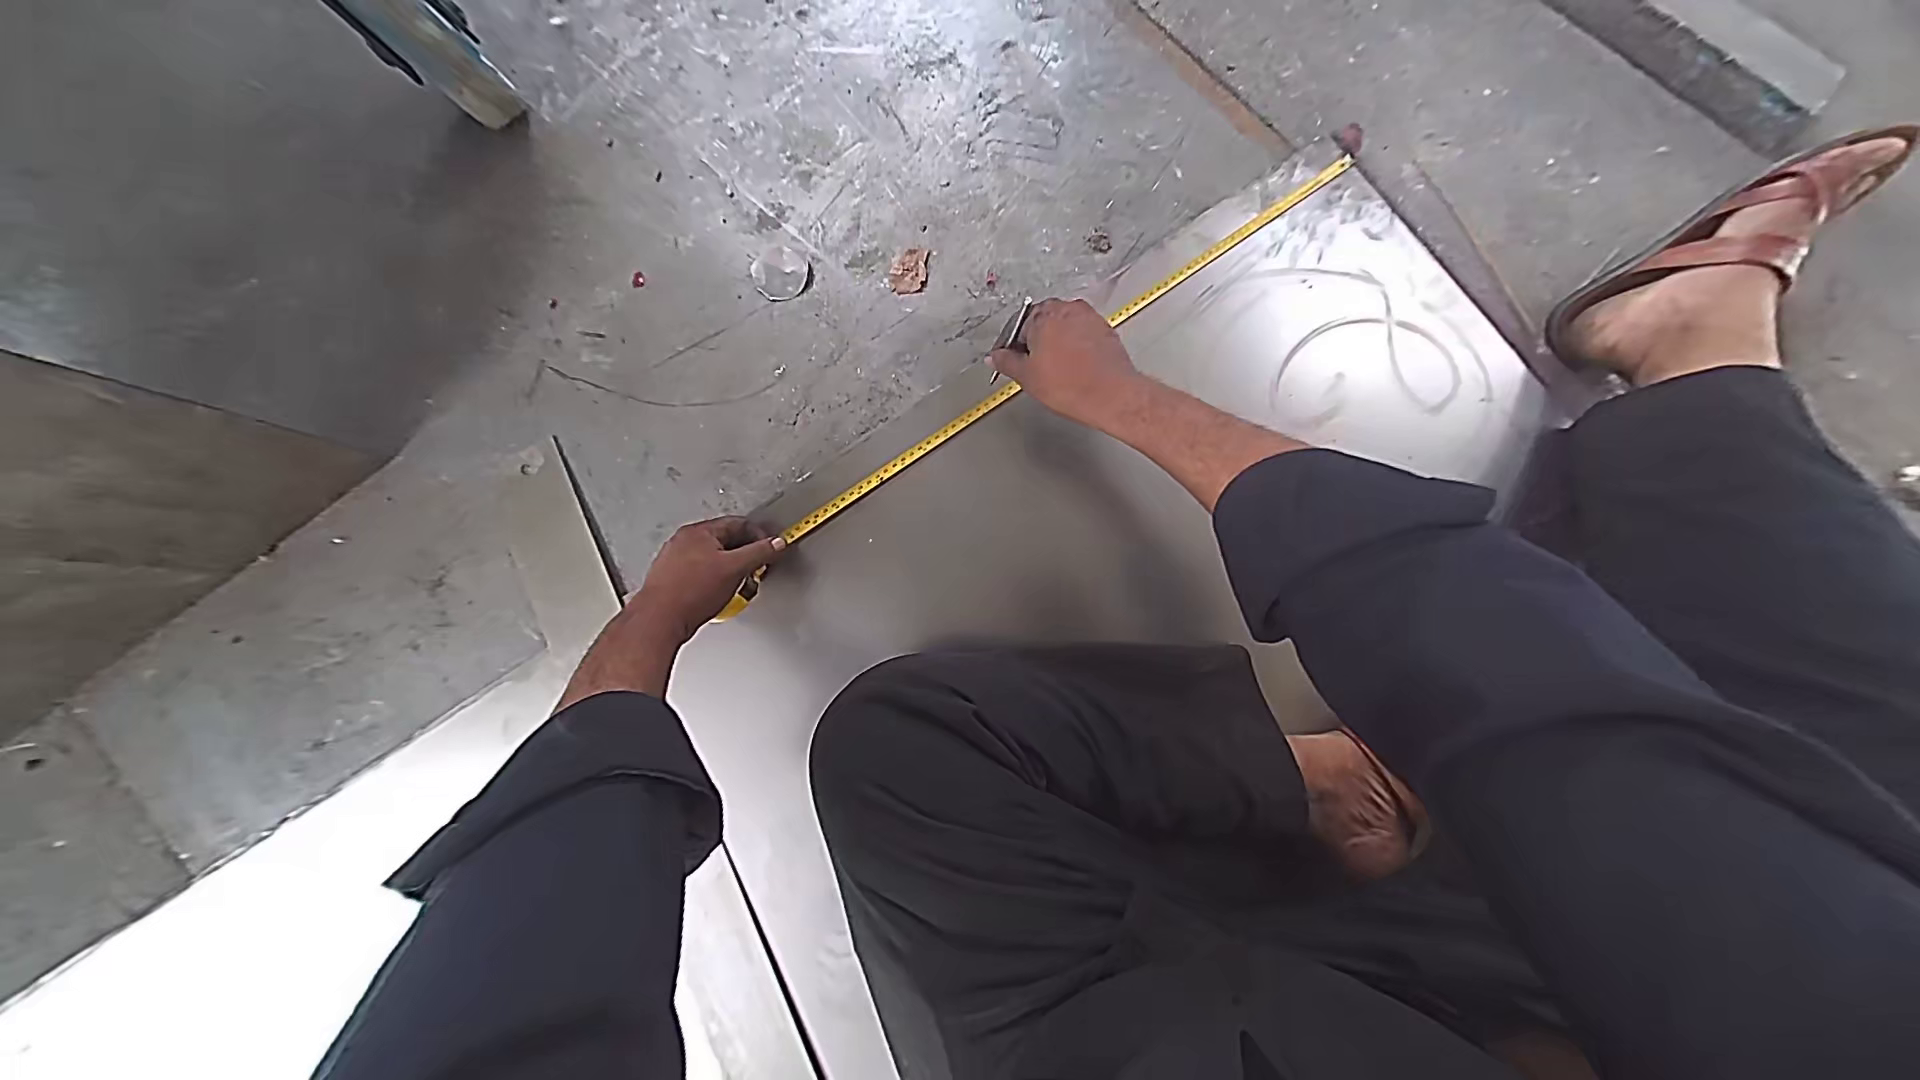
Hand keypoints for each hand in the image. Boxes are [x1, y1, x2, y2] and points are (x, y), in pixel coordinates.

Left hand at [627, 516, 786, 644]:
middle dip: (746, 558)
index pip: (738, 524)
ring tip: (737, 587)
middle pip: (727, 542)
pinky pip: (703, 575)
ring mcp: (676, 561)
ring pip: (715, 560)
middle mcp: (684, 542)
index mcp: (698, 532)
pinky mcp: (673, 580)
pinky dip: (716, 583)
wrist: (660, 620)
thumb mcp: (736, 569)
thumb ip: (760, 553)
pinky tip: (719, 596)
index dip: (760, 537)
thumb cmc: (688, 593)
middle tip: (755, 571)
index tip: (770, 550)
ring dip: (732, 572)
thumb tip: (775, 544)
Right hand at [989, 298, 1146, 429]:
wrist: (1111, 395)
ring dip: (1056, 343)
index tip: (1011, 359)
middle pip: (1041, 322)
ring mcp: (1088, 318)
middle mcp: (1067, 309)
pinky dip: (1075, 346)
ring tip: (1055, 370)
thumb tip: (995, 357)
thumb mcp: (1027, 377)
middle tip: (1033, 366)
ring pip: (1062, 327)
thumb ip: (1006, 362)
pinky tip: (1073, 368)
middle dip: (1035, 342)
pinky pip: (1081, 334)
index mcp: (1043, 316)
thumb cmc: (1073, 386)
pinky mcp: (1104, 329)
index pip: (1017, 326)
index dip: (1011, 347)